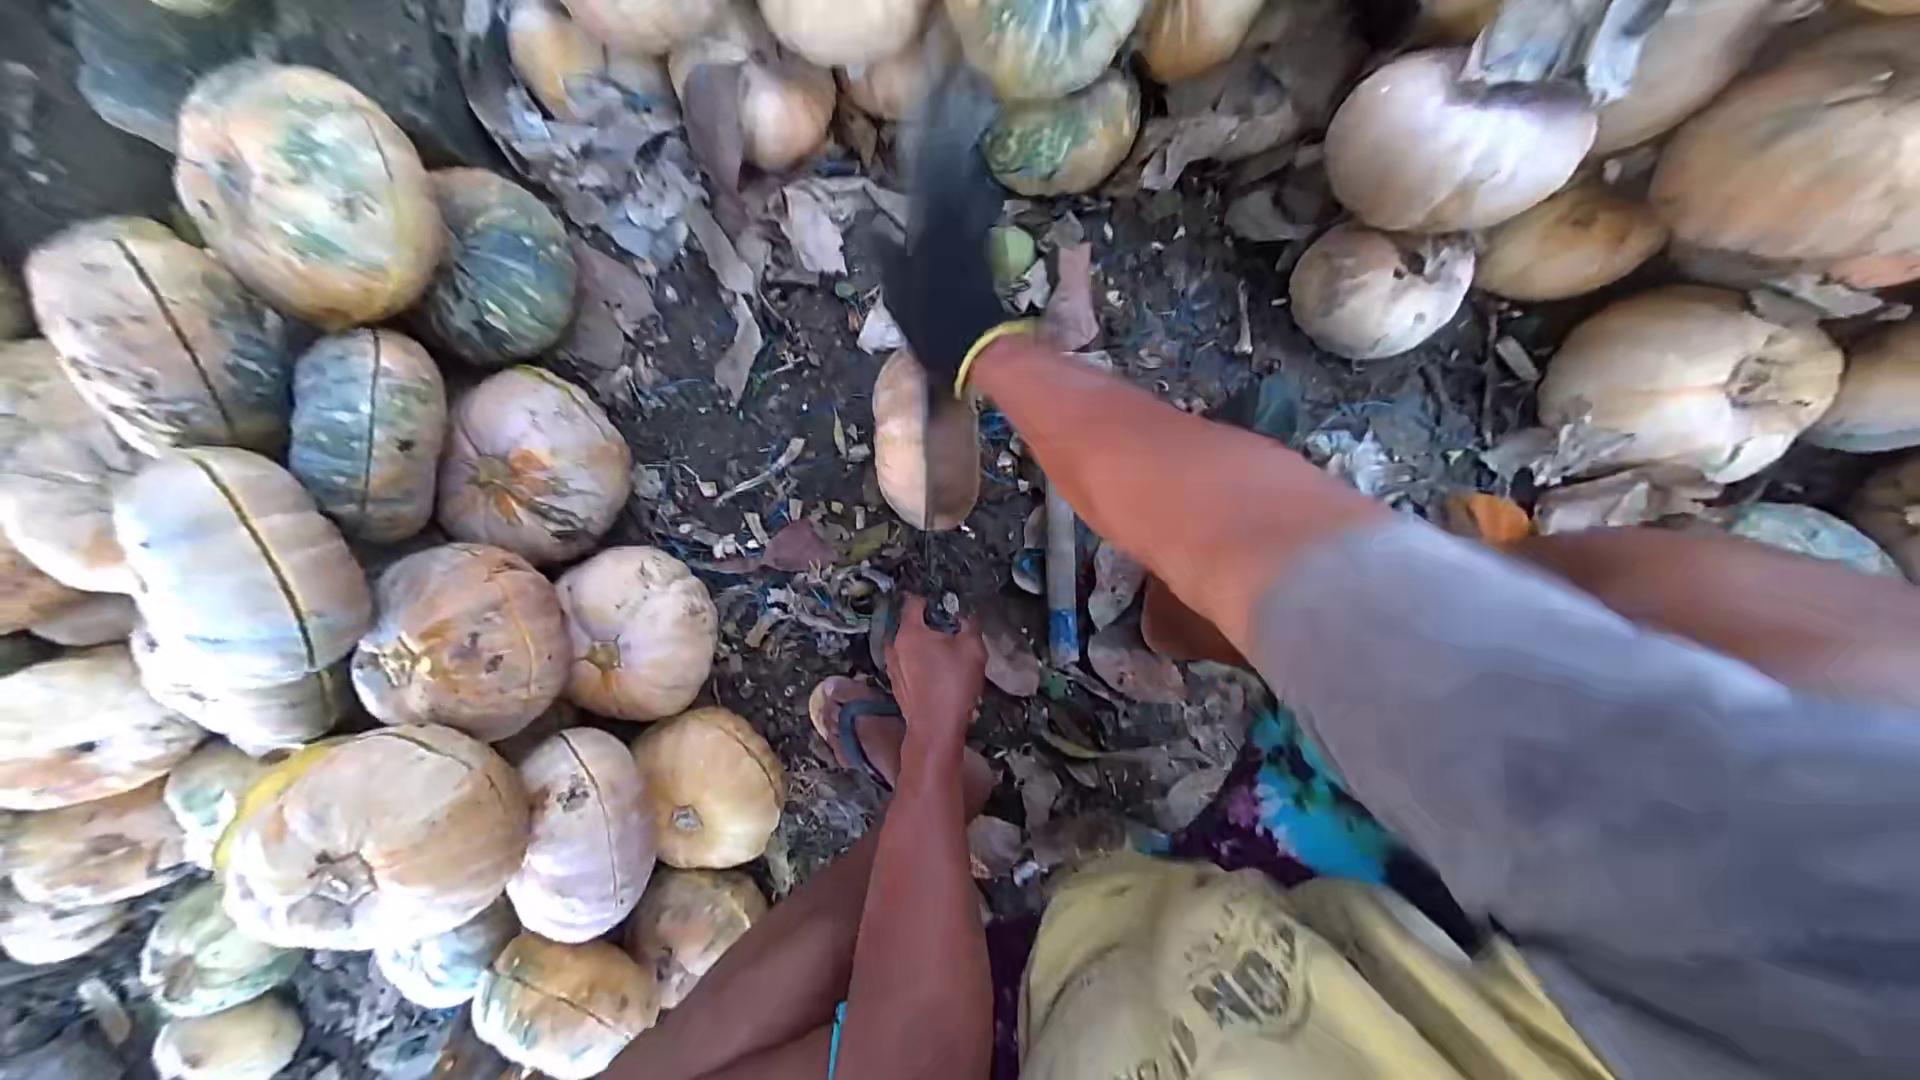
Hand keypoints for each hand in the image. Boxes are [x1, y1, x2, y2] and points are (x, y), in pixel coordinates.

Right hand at [880, 81, 1006, 394]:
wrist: (980, 351)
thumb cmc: (935, 330)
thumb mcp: (900, 298)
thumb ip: (885, 254)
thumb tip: (865, 217)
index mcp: (929, 239)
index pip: (924, 184)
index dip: (924, 150)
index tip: (921, 117)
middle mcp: (953, 232)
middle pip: (948, 178)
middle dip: (946, 143)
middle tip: (945, 107)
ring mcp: (972, 241)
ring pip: (966, 191)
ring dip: (962, 162)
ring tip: (961, 130)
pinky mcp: (984, 254)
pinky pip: (980, 213)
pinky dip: (977, 192)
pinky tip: (978, 178)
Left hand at [885, 595, 986, 738]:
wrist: (936, 729)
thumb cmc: (953, 685)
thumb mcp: (972, 649)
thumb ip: (969, 625)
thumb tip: (967, 615)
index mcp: (909, 632)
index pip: (913, 602)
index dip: (929, 599)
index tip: (944, 603)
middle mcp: (894, 646)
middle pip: (909, 624)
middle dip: (927, 623)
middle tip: (949, 629)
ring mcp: (892, 667)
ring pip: (907, 646)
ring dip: (922, 644)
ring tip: (944, 652)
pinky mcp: (896, 685)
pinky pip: (906, 663)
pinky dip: (918, 662)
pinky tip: (936, 673)